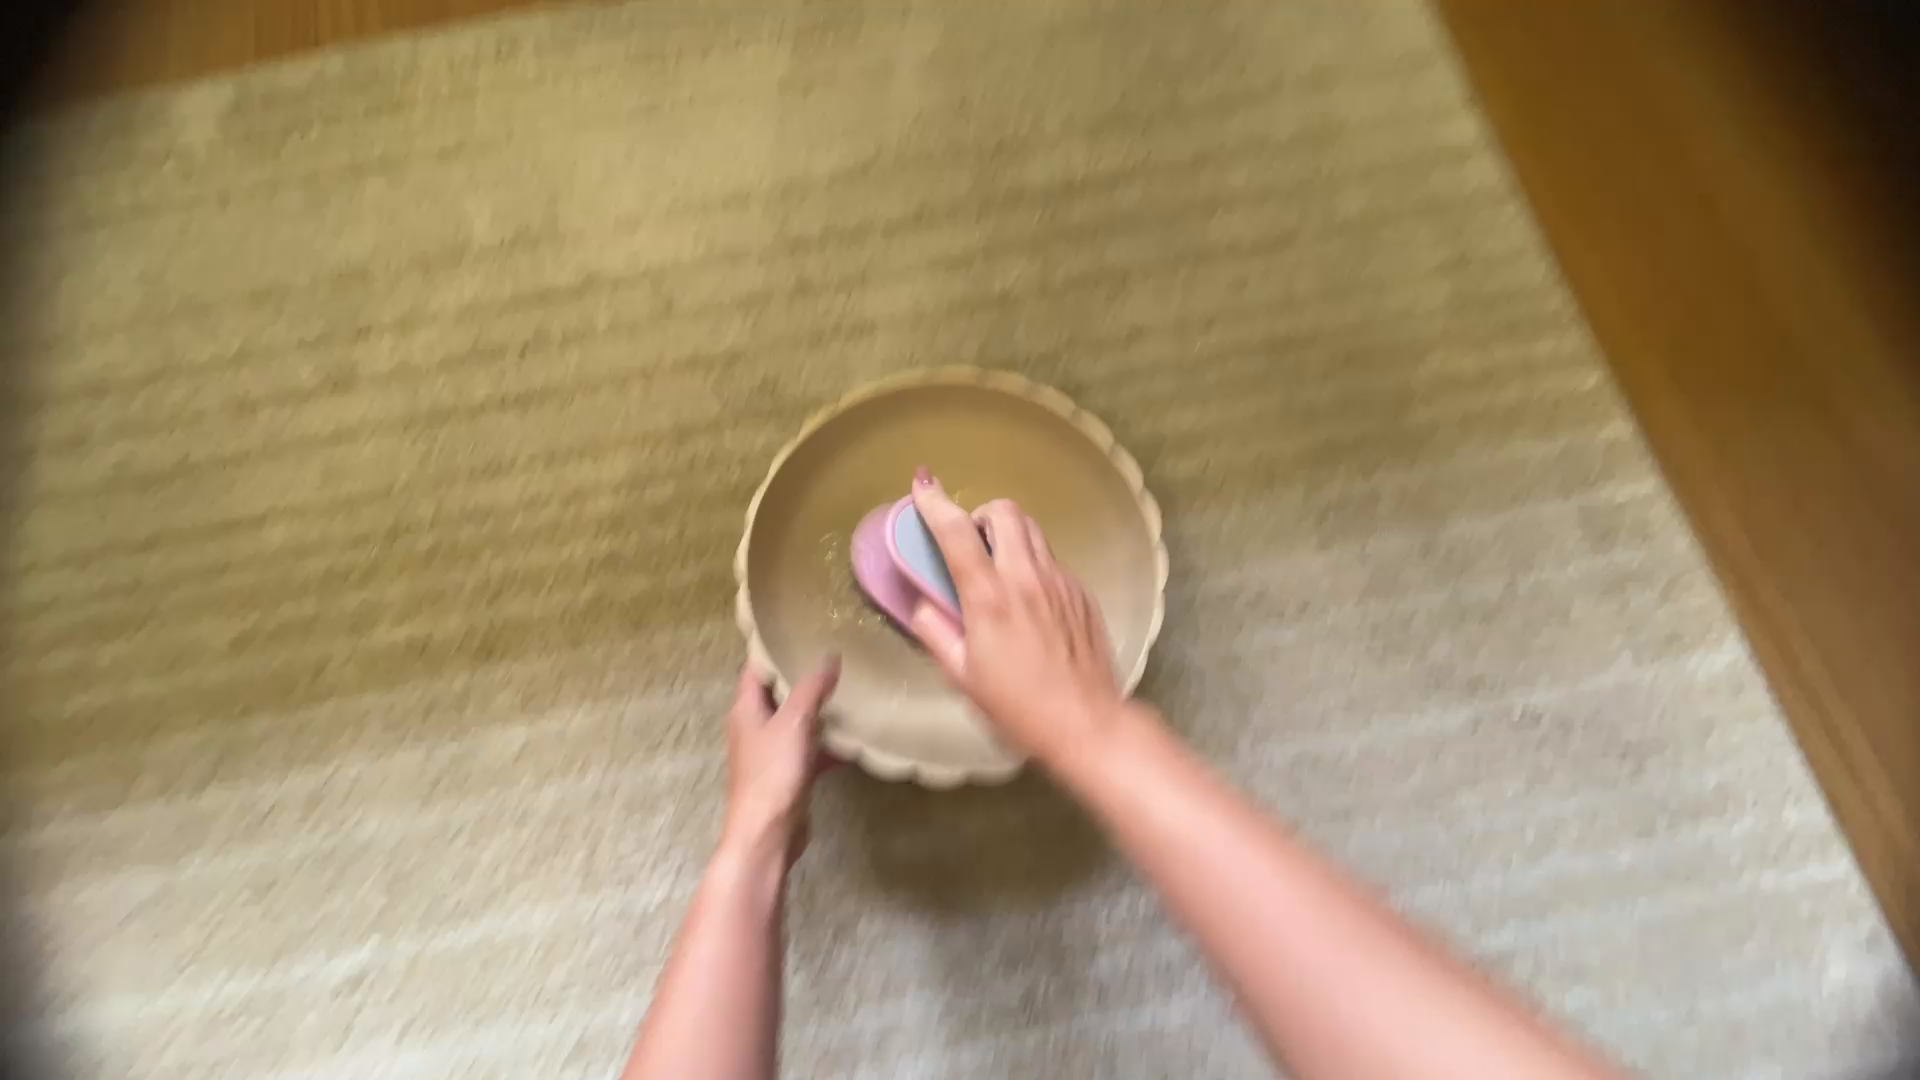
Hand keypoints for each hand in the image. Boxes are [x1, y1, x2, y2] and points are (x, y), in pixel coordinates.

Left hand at [722, 656, 839, 863]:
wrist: (768, 835)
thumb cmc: (773, 773)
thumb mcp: (794, 722)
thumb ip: (812, 688)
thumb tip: (830, 656)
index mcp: (746, 710)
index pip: (755, 669)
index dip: (772, 648)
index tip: (800, 631)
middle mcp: (754, 728)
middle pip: (777, 693)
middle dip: (802, 676)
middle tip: (833, 657)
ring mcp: (770, 753)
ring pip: (795, 722)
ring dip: (817, 709)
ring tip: (848, 689)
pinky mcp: (788, 775)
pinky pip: (809, 750)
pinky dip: (828, 744)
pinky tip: (853, 739)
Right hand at [907, 469, 1134, 766]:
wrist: (1088, 723)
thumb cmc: (1018, 707)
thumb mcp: (962, 676)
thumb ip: (936, 632)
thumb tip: (923, 604)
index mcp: (990, 598)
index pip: (957, 532)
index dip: (934, 503)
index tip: (922, 486)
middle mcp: (1027, 578)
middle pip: (1005, 511)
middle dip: (980, 514)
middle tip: (969, 542)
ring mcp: (1061, 582)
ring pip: (1032, 531)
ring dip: (1008, 534)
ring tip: (997, 567)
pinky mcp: (1082, 593)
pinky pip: (1052, 561)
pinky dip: (1032, 564)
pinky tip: (1029, 602)